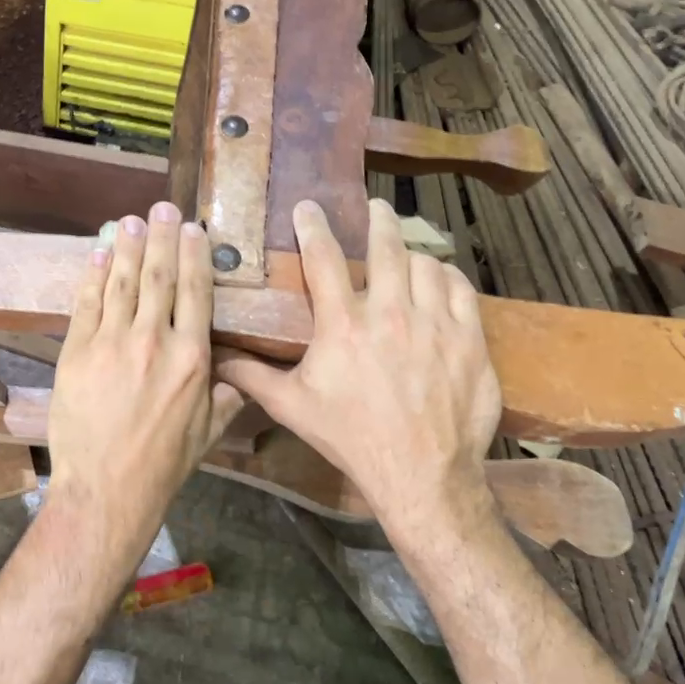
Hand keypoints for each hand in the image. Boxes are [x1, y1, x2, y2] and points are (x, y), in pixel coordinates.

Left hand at [47, 201, 244, 550]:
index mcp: (193, 358)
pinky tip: (96, 254)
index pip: (195, 292)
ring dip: (125, 247)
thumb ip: (225, 397)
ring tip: (128, 221)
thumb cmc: (162, 464)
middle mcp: (154, 341)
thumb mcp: (207, 433)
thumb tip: (237, 374)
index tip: (191, 229)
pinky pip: (86, 304)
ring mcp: (112, 343)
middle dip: (160, 237)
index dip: (193, 255)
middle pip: (158, 276)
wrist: (107, 488)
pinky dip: (91, 276)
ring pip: (121, 282)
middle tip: (160, 207)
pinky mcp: (78, 351)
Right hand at [217, 199, 501, 532]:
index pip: (323, 258)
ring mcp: (436, 326)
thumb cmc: (350, 438)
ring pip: (426, 264)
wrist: (422, 476)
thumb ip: (251, 375)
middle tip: (373, 207)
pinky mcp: (470, 342)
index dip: (312, 226)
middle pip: (386, 247)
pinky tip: (438, 278)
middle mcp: (390, 315)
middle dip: (377, 220)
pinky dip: (447, 277)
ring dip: (412, 253)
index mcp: (342, 326)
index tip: (307, 206)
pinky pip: (461, 290)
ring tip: (405, 252)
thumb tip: (214, 357)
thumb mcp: (291, 407)